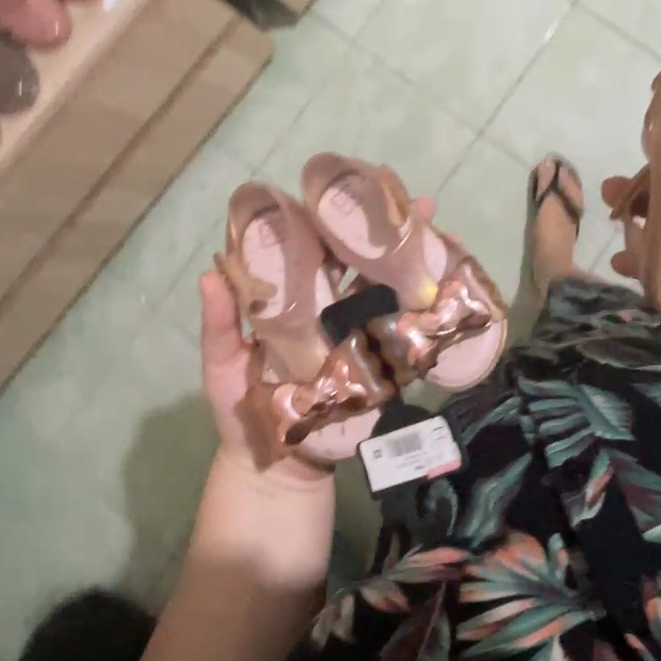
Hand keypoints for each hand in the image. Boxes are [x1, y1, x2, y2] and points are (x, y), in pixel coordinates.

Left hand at [193, 196, 440, 485]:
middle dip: (390, 232)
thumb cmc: (243, 413)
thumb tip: (210, 273)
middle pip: (364, 261)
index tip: (349, 191)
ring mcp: (362, 335)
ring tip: (442, 235)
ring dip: (416, 263)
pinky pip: (407, 333)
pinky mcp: (382, 365)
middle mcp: (334, 309)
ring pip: (391, 289)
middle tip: (419, 204)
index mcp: (297, 300)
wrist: (277, 469)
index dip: (332, 219)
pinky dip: (430, 312)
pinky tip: (451, 292)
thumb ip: (220, 324)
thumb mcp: (223, 367)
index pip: (317, 249)